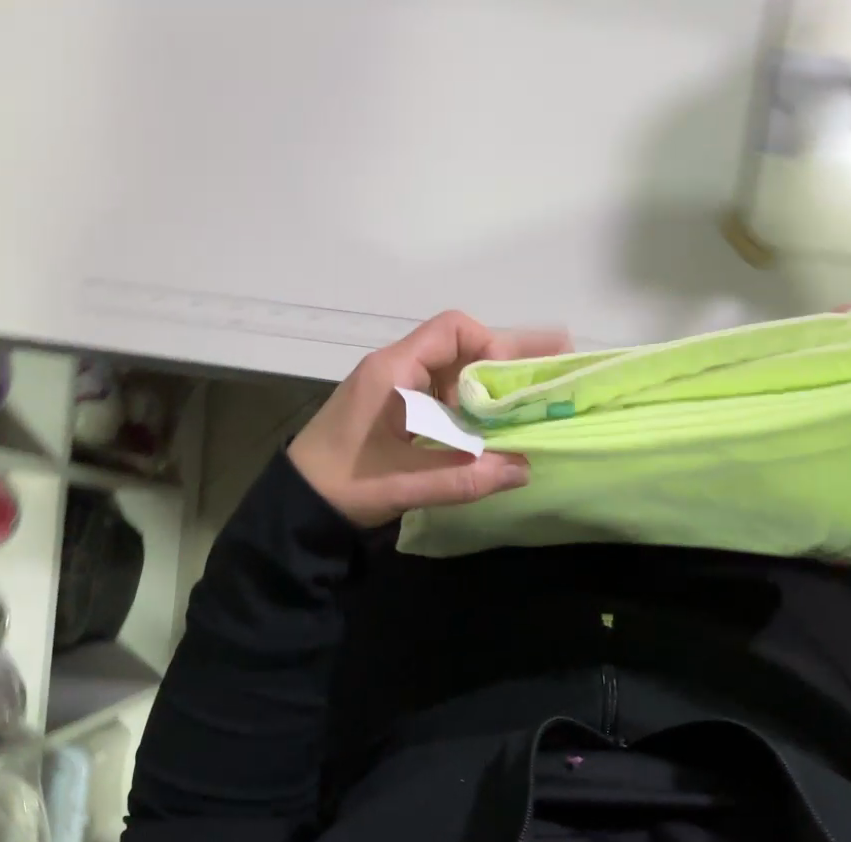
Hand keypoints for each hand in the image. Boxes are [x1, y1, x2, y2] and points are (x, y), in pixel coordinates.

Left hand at [288, 311, 567, 527]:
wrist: (296, 502)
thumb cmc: (343, 485)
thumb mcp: (405, 485)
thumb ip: (464, 477)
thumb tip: (523, 468)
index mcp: (393, 372)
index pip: (453, 330)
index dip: (492, 347)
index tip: (515, 384)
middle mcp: (394, 369)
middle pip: (458, 348)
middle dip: (505, 361)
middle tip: (554, 370)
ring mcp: (392, 389)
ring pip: (450, 374)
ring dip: (487, 389)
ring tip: (530, 406)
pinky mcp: (390, 410)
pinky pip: (437, 396)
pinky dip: (466, 408)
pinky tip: (489, 431)